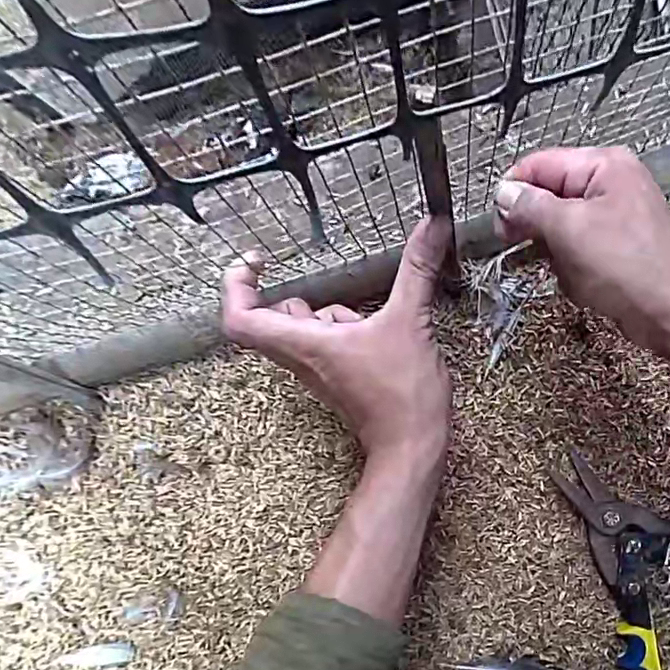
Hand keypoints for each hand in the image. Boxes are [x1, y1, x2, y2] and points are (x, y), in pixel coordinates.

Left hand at [221, 216, 451, 461]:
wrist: (412, 446)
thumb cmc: (403, 395)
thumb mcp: (411, 322)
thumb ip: (417, 269)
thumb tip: (432, 224)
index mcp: (306, 345)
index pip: (241, 319)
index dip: (236, 285)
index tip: (257, 262)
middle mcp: (304, 360)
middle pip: (268, 321)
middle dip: (287, 295)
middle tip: (309, 278)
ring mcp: (320, 373)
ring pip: (299, 334)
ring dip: (321, 313)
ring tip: (357, 309)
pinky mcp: (338, 381)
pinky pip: (323, 347)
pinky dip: (339, 330)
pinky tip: (374, 329)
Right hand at [492, 146, 669, 352]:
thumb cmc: (627, 267)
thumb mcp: (571, 230)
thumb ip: (532, 207)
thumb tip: (503, 193)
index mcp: (603, 166)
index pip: (541, 164)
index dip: (513, 190)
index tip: (497, 224)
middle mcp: (609, 185)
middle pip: (550, 195)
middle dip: (534, 226)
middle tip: (518, 248)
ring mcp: (614, 219)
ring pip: (561, 229)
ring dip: (554, 254)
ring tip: (568, 271)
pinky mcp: (615, 250)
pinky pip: (577, 252)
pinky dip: (571, 269)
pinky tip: (582, 284)